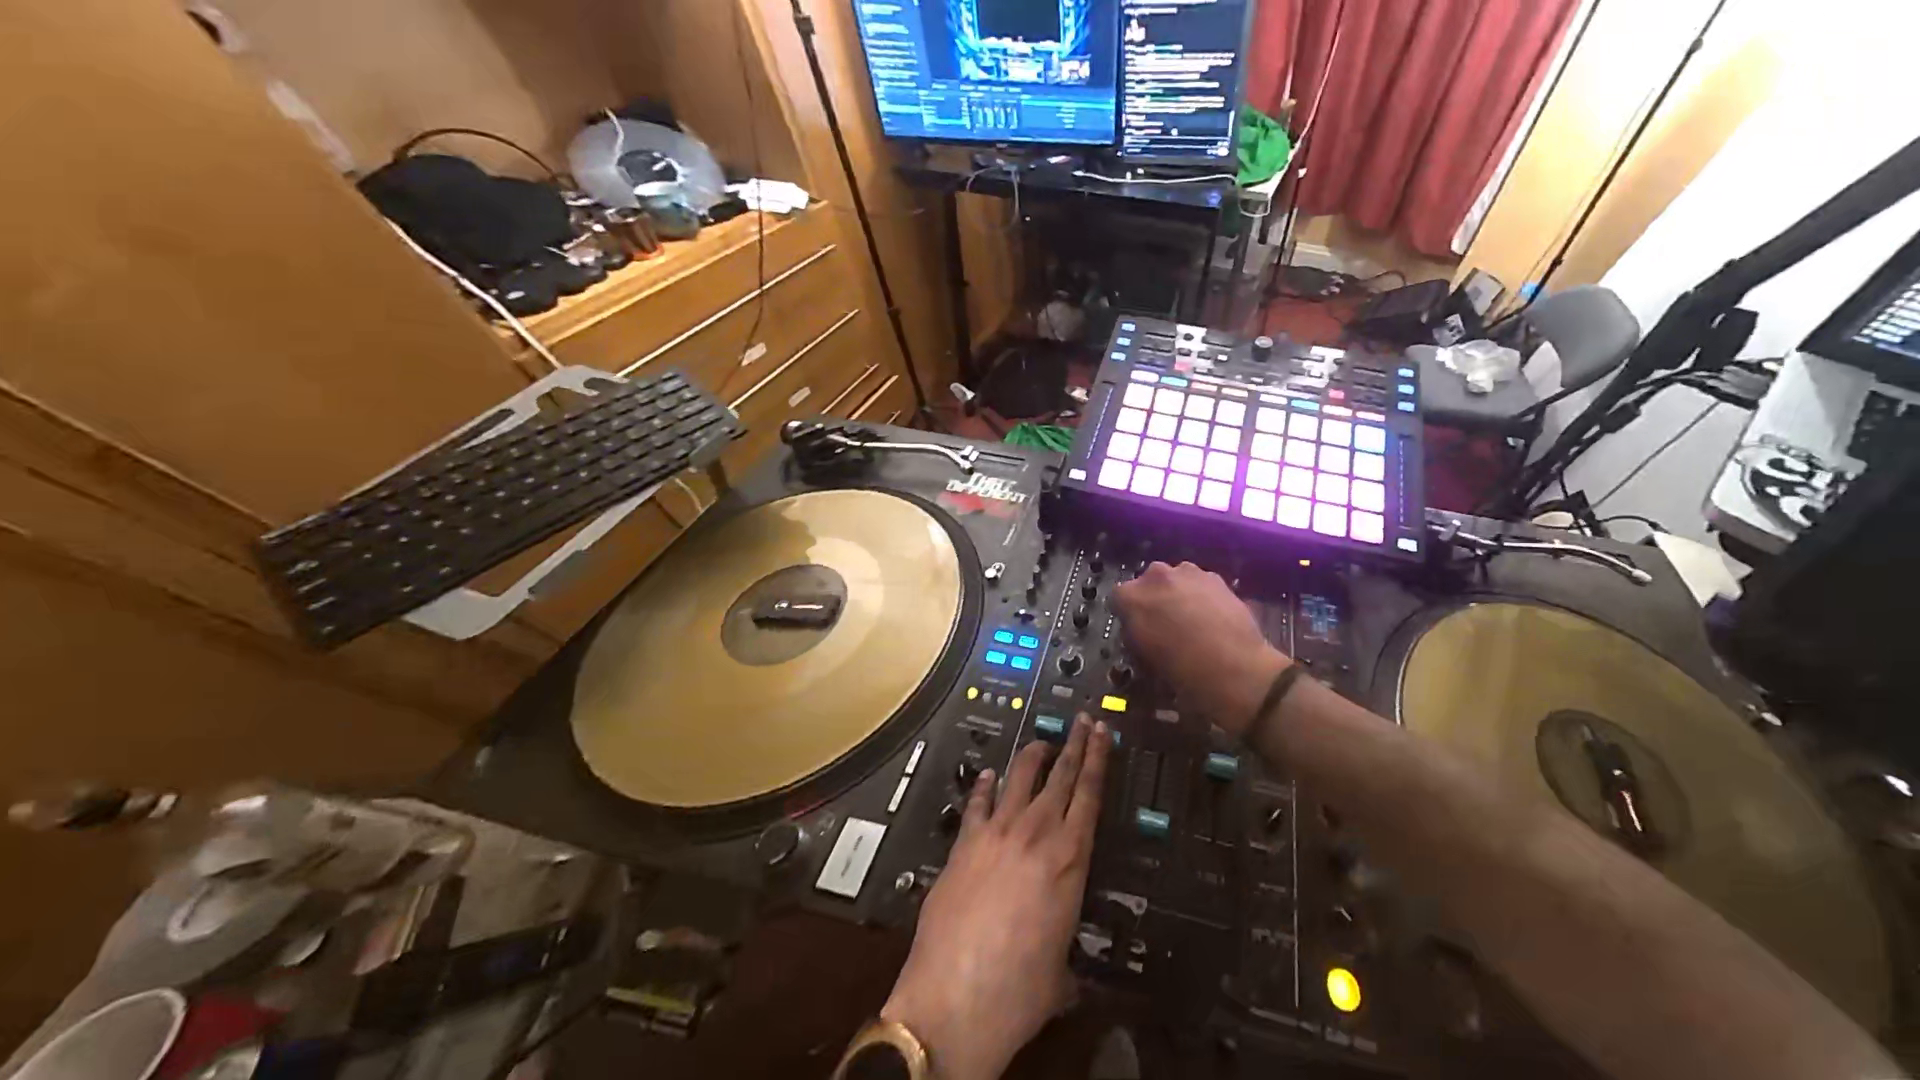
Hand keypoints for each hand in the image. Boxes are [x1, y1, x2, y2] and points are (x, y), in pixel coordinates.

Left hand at [881, 715, 1110, 1079]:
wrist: (954, 1000)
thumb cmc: (1019, 990)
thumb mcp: (1060, 969)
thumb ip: (1064, 948)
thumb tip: (1064, 962)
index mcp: (1069, 861)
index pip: (1089, 795)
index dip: (1098, 758)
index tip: (1102, 732)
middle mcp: (1034, 836)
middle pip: (1058, 777)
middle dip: (1073, 744)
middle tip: (1082, 721)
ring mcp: (994, 835)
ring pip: (1018, 779)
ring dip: (1032, 757)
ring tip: (1042, 742)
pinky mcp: (962, 845)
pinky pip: (978, 804)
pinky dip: (985, 786)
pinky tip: (989, 774)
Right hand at [1113, 561, 1290, 737]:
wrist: (1233, 669)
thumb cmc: (1180, 670)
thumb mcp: (1143, 658)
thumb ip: (1135, 634)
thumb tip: (1140, 630)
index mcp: (1130, 597)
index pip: (1118, 598)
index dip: (1127, 613)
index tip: (1136, 627)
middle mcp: (1155, 576)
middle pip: (1147, 583)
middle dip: (1153, 598)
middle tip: (1164, 623)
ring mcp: (1188, 572)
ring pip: (1175, 579)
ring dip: (1178, 593)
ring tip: (1191, 619)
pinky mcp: (1216, 577)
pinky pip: (1200, 583)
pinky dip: (1202, 595)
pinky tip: (1212, 617)